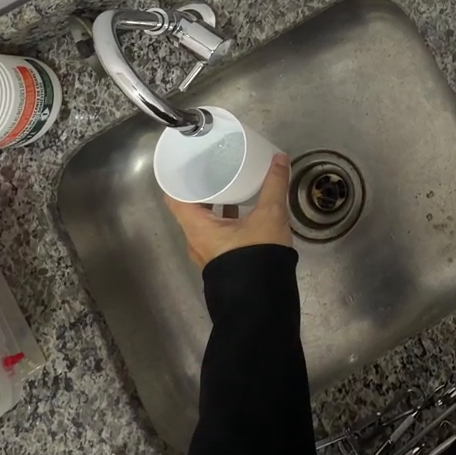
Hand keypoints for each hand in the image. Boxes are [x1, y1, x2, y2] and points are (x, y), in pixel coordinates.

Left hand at [164, 153, 292, 266]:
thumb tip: (280, 158)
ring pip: (204, 220)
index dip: (178, 179)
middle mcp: (196, 240)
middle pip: (189, 208)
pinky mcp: (221, 258)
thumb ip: (275, 185)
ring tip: (229, 183)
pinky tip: (241, 207)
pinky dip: (224, 217)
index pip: (175, 199)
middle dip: (201, 186)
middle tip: (214, 165)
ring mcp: (207, 251)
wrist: (263, 297)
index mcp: (198, 228)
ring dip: (213, 203)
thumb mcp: (269, 214)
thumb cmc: (257, 253)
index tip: (189, 162)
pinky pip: (215, 231)